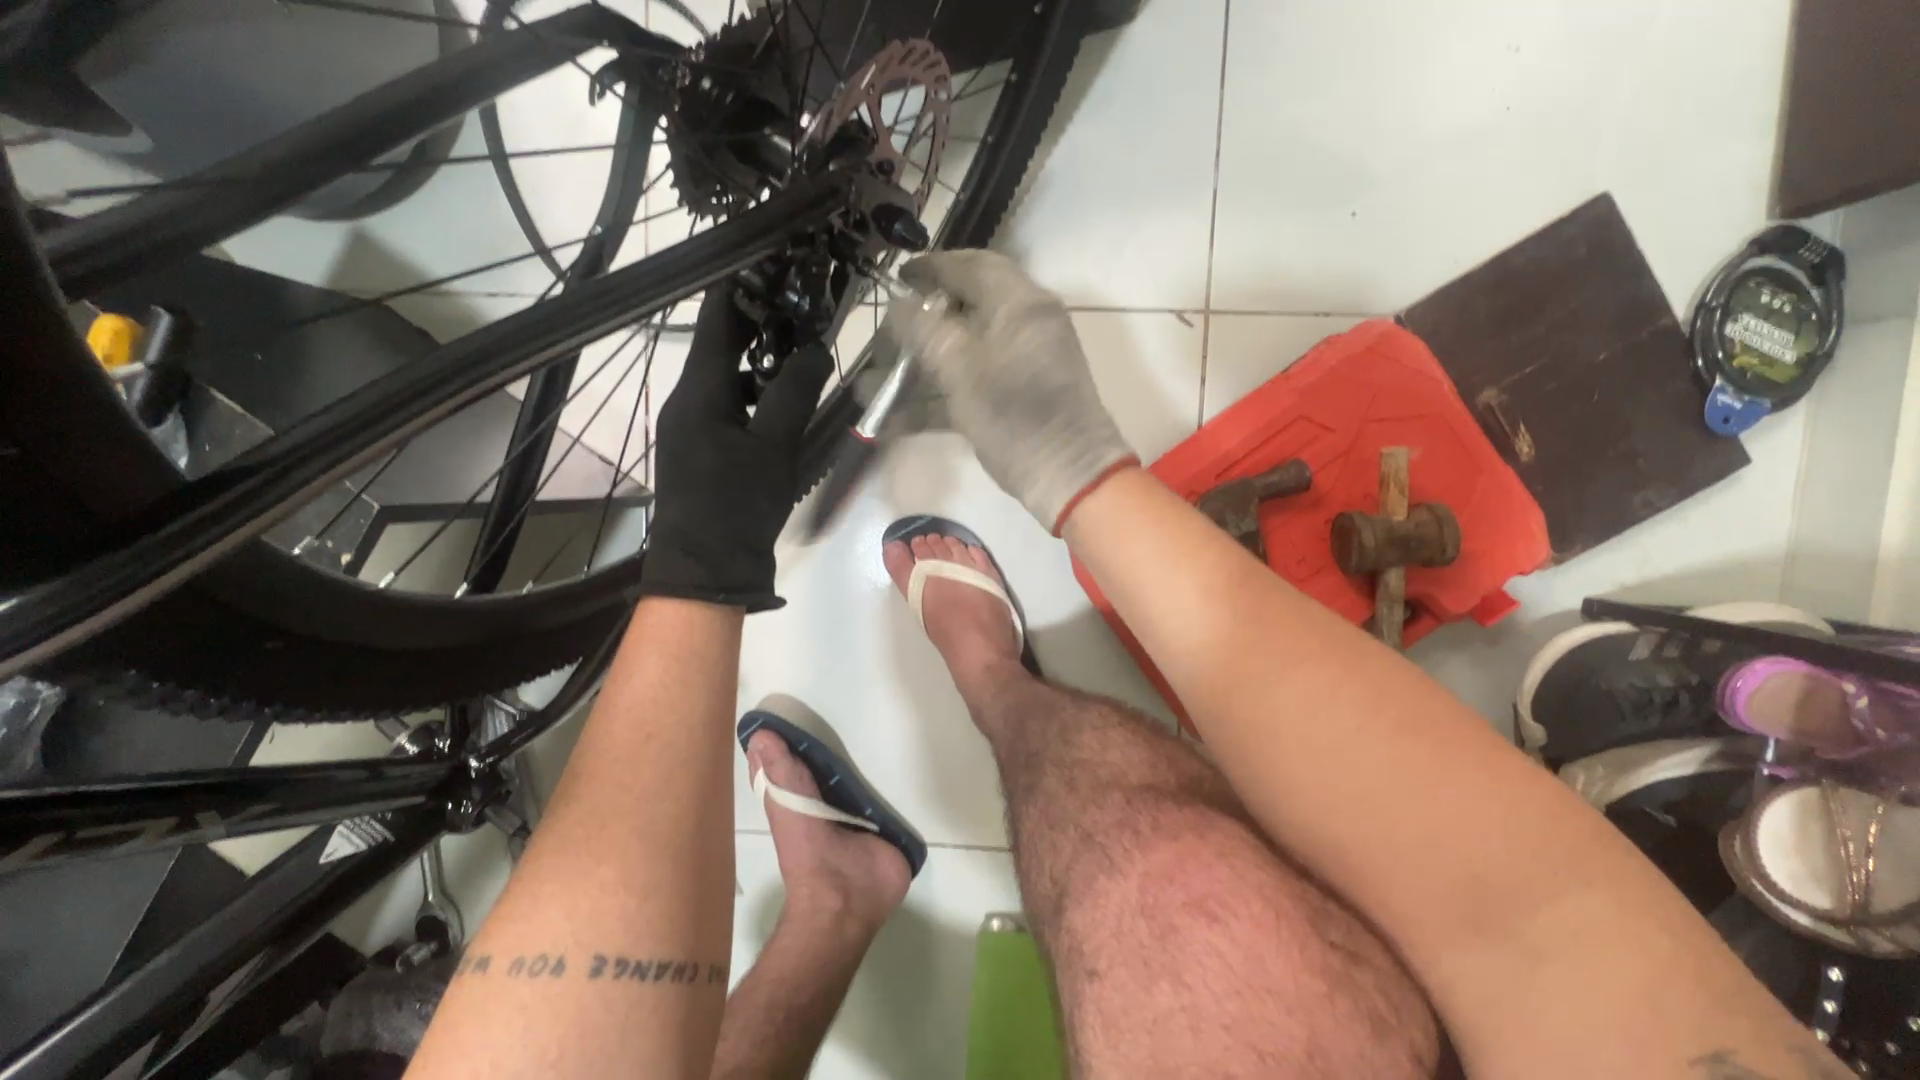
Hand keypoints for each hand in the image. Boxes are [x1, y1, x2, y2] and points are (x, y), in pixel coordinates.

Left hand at [638, 287, 832, 610]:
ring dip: (757, 357)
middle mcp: (686, 400)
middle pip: (719, 344)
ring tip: (799, 345)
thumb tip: (815, 347)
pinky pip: (726, 404)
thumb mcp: (774, 448)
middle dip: (756, 318)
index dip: (740, 283)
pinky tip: (783, 399)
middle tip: (798, 298)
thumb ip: (795, 393)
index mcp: (698, 391)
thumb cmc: (737, 506)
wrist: (705, 568)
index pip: (715, 319)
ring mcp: (689, 426)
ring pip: (724, 376)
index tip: (770, 256)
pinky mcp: (699, 448)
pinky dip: (753, 391)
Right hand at [888, 250, 1136, 534]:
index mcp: (1020, 304)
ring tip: (868, 387)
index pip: (972, 267)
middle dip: (914, 329)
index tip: (895, 275)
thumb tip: (898, 305)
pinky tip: (888, 422)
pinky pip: (965, 389)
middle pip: (960, 313)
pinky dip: (932, 401)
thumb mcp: (962, 367)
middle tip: (879, 342)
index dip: (931, 267)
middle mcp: (1022, 327)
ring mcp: (1018, 367)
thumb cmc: (1017, 414)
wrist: (1068, 478)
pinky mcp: (1012, 403)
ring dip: (914, 371)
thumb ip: (923, 330)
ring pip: (958, 355)